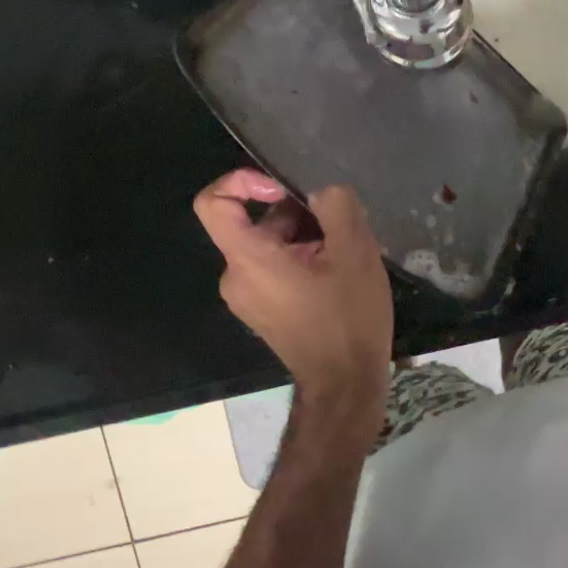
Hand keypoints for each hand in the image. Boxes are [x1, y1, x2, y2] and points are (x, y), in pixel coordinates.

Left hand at [193, 170, 392, 406]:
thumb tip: (321, 189)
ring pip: (269, 245)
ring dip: (304, 238)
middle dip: (296, 215)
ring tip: (346, 252)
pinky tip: (338, 272)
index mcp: (248, 260)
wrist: (345, 386)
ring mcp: (247, 297)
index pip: (212, 203)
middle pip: (254, 223)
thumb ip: (336, 206)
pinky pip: (273, 268)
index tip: (282, 188)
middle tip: (339, 227)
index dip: (241, 181)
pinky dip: (301, 259)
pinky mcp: (262, 310)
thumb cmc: (348, 319)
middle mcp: (236, 277)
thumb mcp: (355, 253)